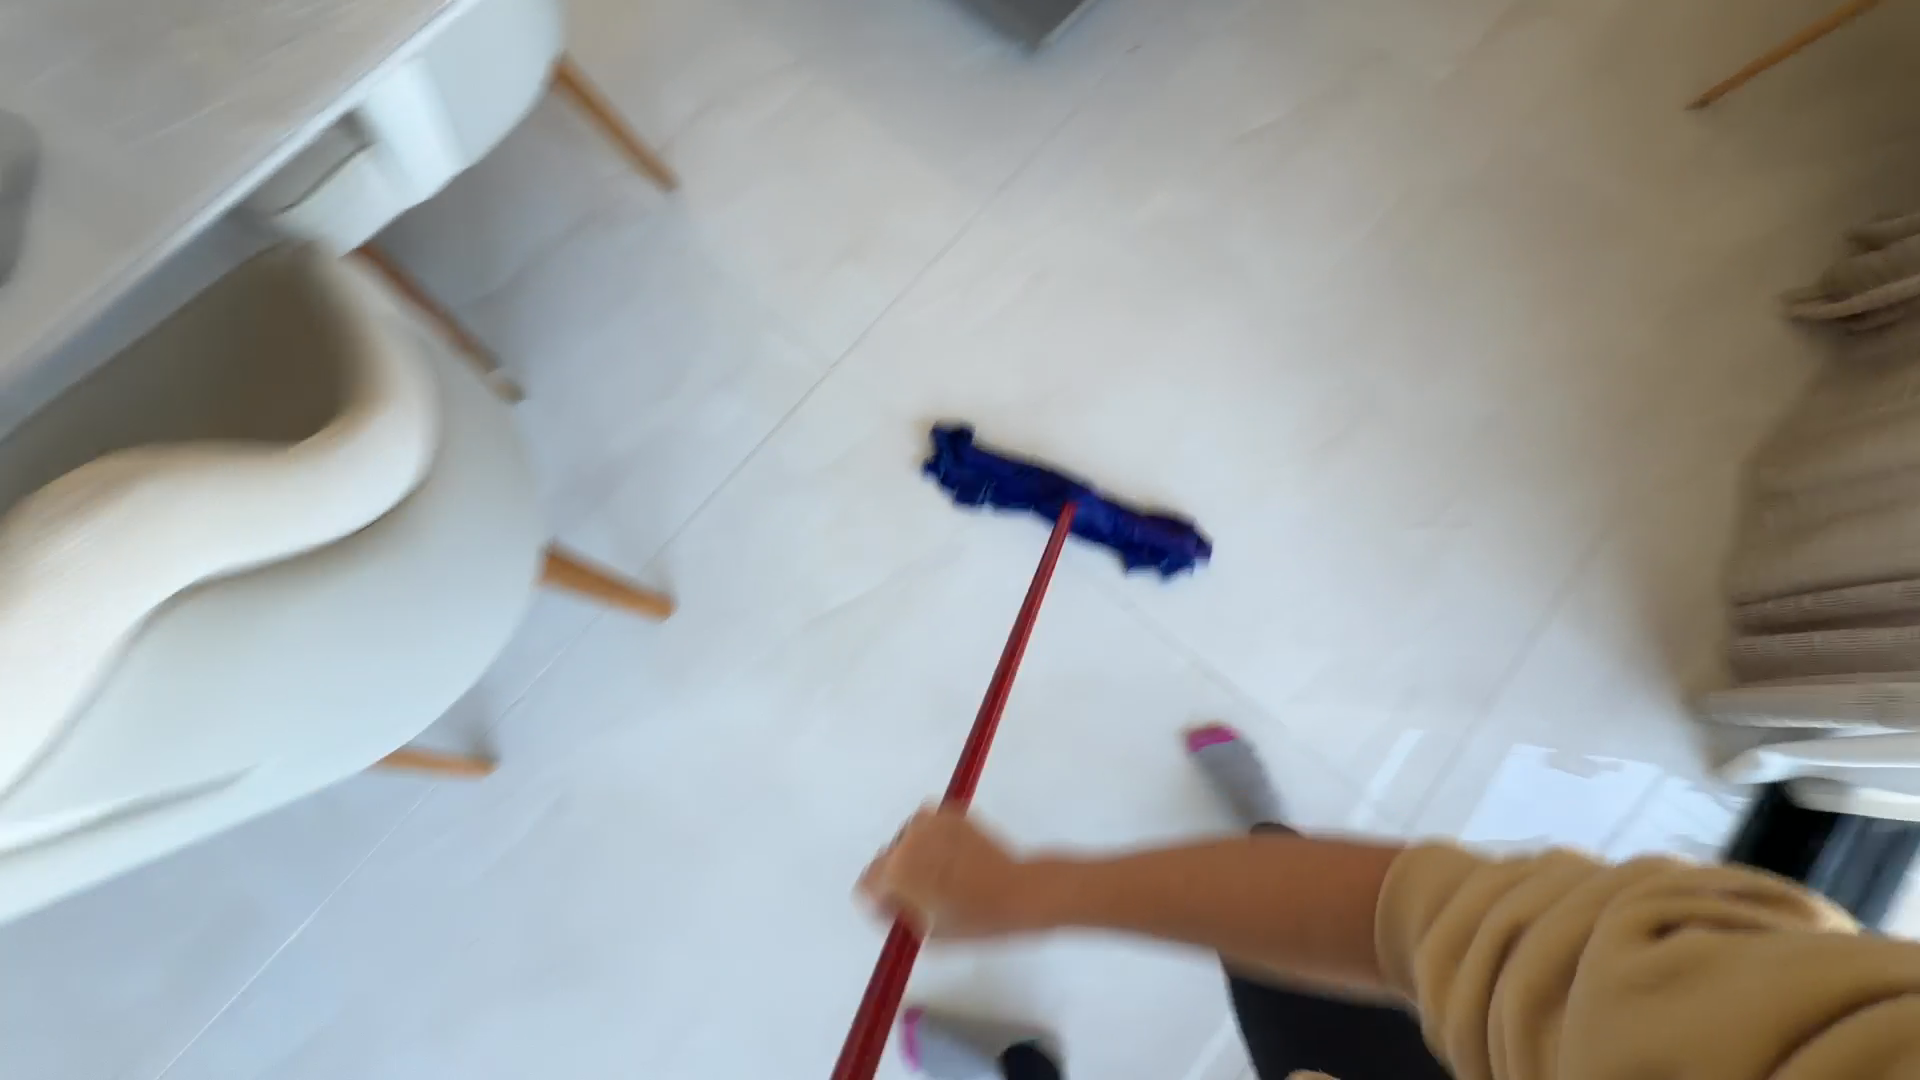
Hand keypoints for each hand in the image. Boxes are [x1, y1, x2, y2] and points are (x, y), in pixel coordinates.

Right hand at [856, 807, 1047, 939]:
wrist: (1018, 891)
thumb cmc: (973, 919)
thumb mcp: (927, 932)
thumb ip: (899, 914)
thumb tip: (890, 904)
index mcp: (897, 869)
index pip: (867, 882)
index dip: (880, 900)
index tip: (898, 910)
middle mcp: (909, 838)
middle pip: (888, 858)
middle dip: (898, 875)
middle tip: (924, 895)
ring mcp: (932, 820)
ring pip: (908, 839)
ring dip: (916, 854)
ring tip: (942, 874)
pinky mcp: (952, 812)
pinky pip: (930, 827)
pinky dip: (935, 840)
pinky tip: (955, 858)